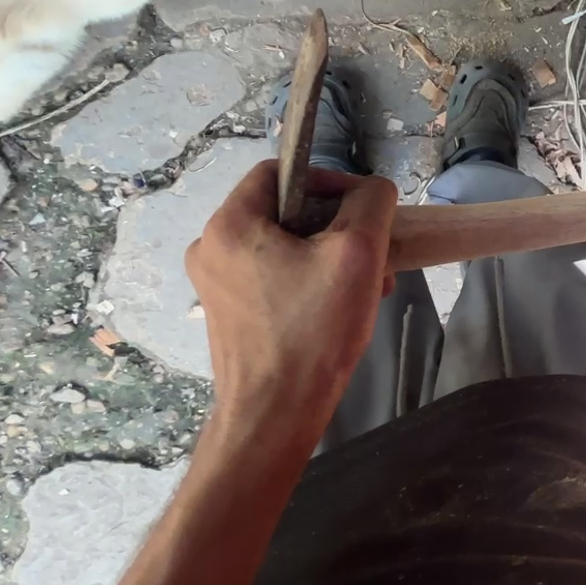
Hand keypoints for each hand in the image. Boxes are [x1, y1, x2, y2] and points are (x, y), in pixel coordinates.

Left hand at [184, 161, 398, 449]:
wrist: (276, 413)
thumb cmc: (315, 328)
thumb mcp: (359, 249)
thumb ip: (371, 200)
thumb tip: (370, 191)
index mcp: (230, 225)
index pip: (282, 170)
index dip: (330, 181)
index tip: (363, 214)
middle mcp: (212, 248)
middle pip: (289, 208)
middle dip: (340, 225)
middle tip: (373, 254)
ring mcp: (218, 282)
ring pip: (290, 242)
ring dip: (334, 254)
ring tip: (366, 283)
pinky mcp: (231, 310)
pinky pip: (279, 272)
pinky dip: (315, 277)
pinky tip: (342, 304)